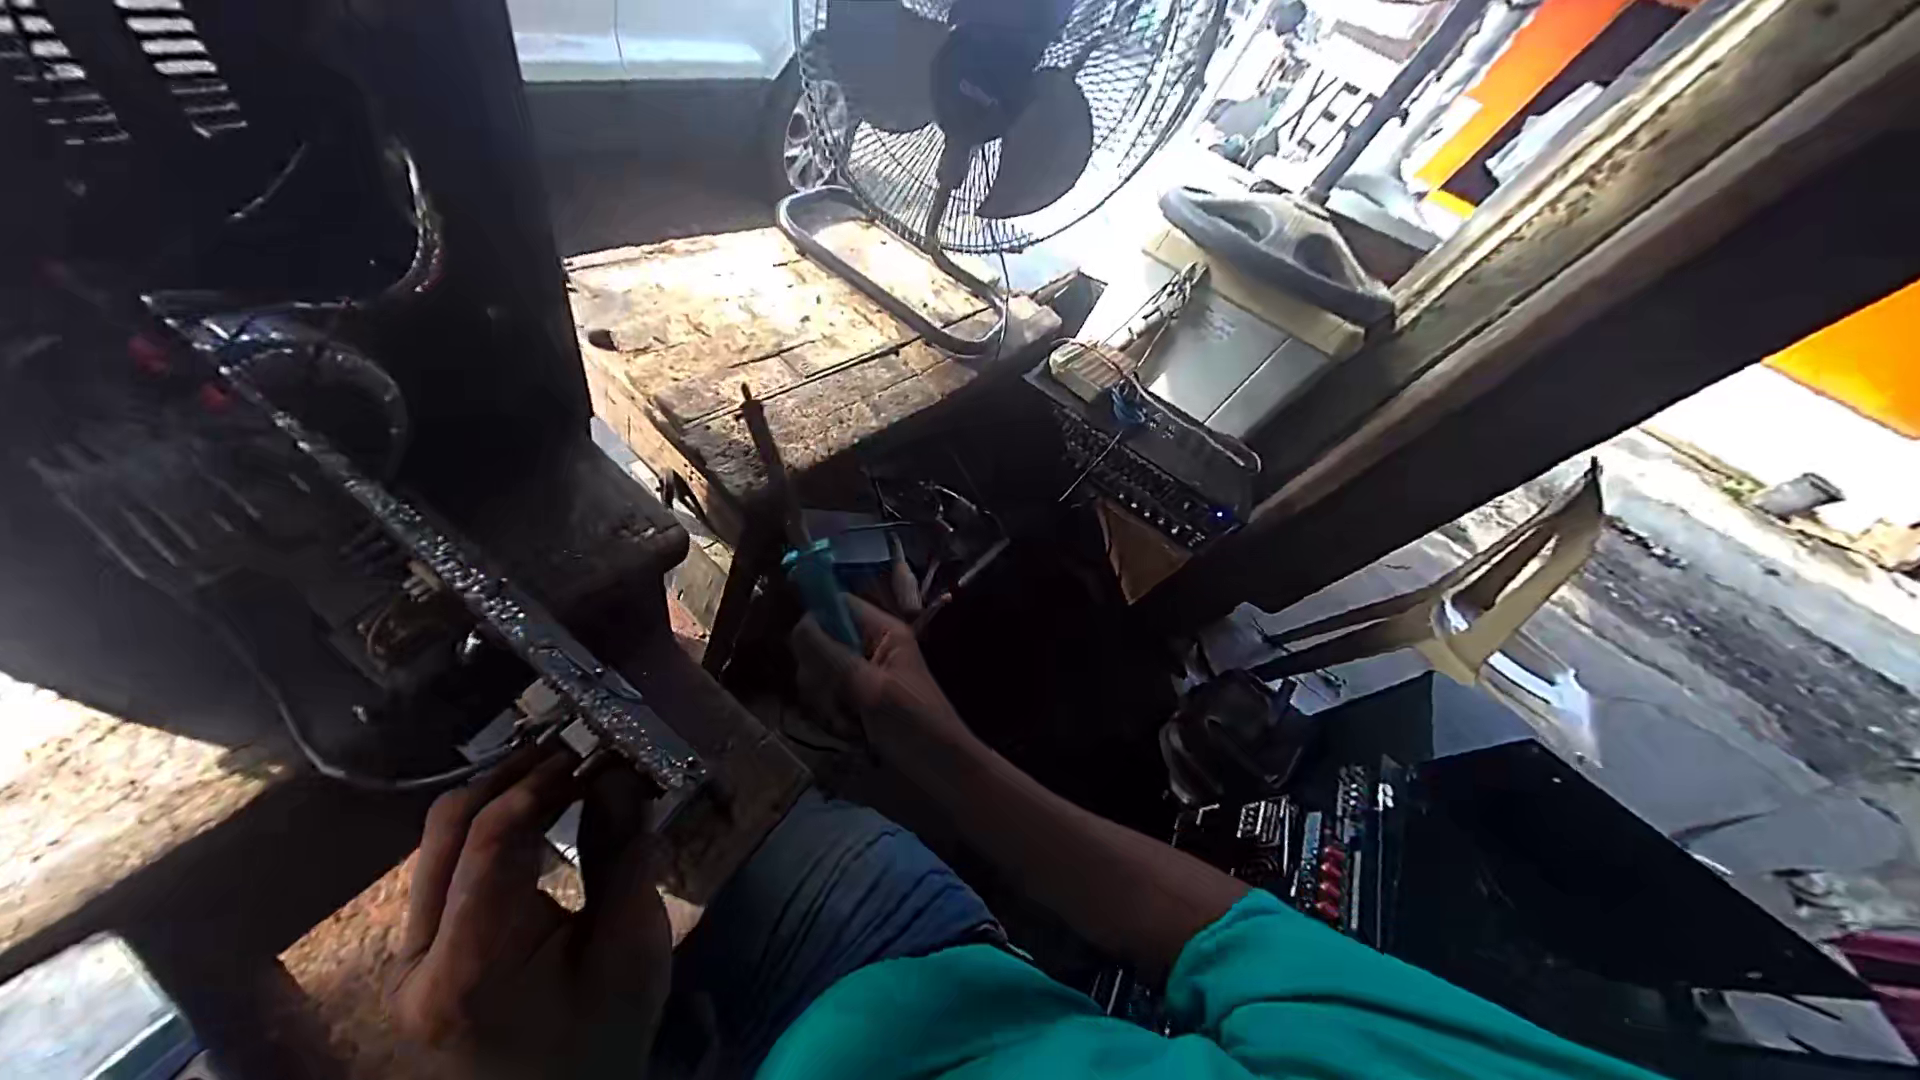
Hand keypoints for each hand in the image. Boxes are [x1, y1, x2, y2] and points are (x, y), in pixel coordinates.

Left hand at [390, 748, 671, 1078]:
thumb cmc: (604, 1036)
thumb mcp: (633, 946)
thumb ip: (624, 855)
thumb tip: (619, 775)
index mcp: (471, 967)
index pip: (488, 844)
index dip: (539, 784)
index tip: (590, 754)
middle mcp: (417, 958)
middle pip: (445, 831)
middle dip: (512, 776)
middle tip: (574, 750)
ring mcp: (409, 957)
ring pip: (439, 842)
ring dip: (502, 795)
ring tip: (563, 770)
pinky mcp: (420, 953)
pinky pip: (449, 864)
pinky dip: (497, 824)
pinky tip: (541, 811)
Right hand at [791, 594, 971, 756]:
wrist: (944, 768)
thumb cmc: (915, 723)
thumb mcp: (870, 688)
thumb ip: (833, 656)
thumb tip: (799, 626)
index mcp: (884, 630)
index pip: (838, 605)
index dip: (816, 622)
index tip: (806, 655)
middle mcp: (873, 644)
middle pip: (822, 639)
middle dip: (817, 671)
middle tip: (829, 697)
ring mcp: (865, 671)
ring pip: (821, 670)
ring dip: (823, 698)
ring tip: (844, 721)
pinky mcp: (860, 697)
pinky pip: (829, 694)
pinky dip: (831, 713)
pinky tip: (847, 730)